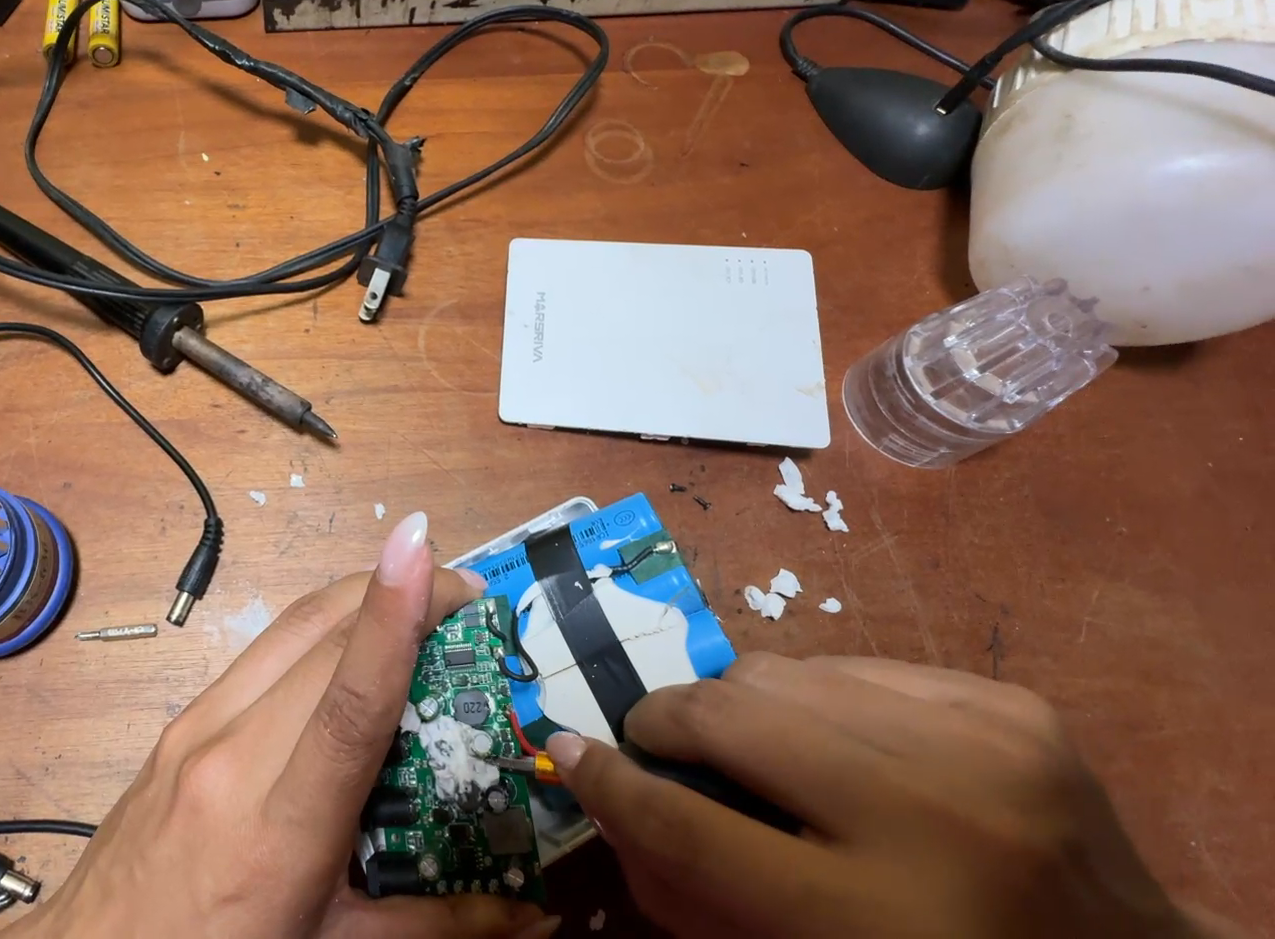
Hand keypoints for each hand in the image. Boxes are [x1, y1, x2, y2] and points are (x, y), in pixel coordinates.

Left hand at [11, 513, 556, 938]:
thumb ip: (437, 924)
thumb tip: (533, 913)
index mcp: (277, 826)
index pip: (348, 700)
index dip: (391, 617)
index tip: (421, 546)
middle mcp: (230, 754)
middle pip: (324, 642)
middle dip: (398, 594)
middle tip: (466, 594)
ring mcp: (195, 727)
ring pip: (288, 628)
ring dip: (355, 595)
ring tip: (416, 595)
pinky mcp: (179, 720)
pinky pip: (259, 651)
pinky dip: (314, 626)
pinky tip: (345, 640)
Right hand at [546, 653, 1209, 938]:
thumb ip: (696, 890)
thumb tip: (609, 790)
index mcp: (878, 922)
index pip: (692, 829)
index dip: (612, 783)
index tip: (568, 748)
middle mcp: (934, 819)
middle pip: (730, 716)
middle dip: (669, 721)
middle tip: (659, 742)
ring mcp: (982, 746)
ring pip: (779, 672)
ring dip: (743, 707)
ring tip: (763, 748)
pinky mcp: (1009, 706)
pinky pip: (849, 665)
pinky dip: (819, 699)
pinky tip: (848, 745)